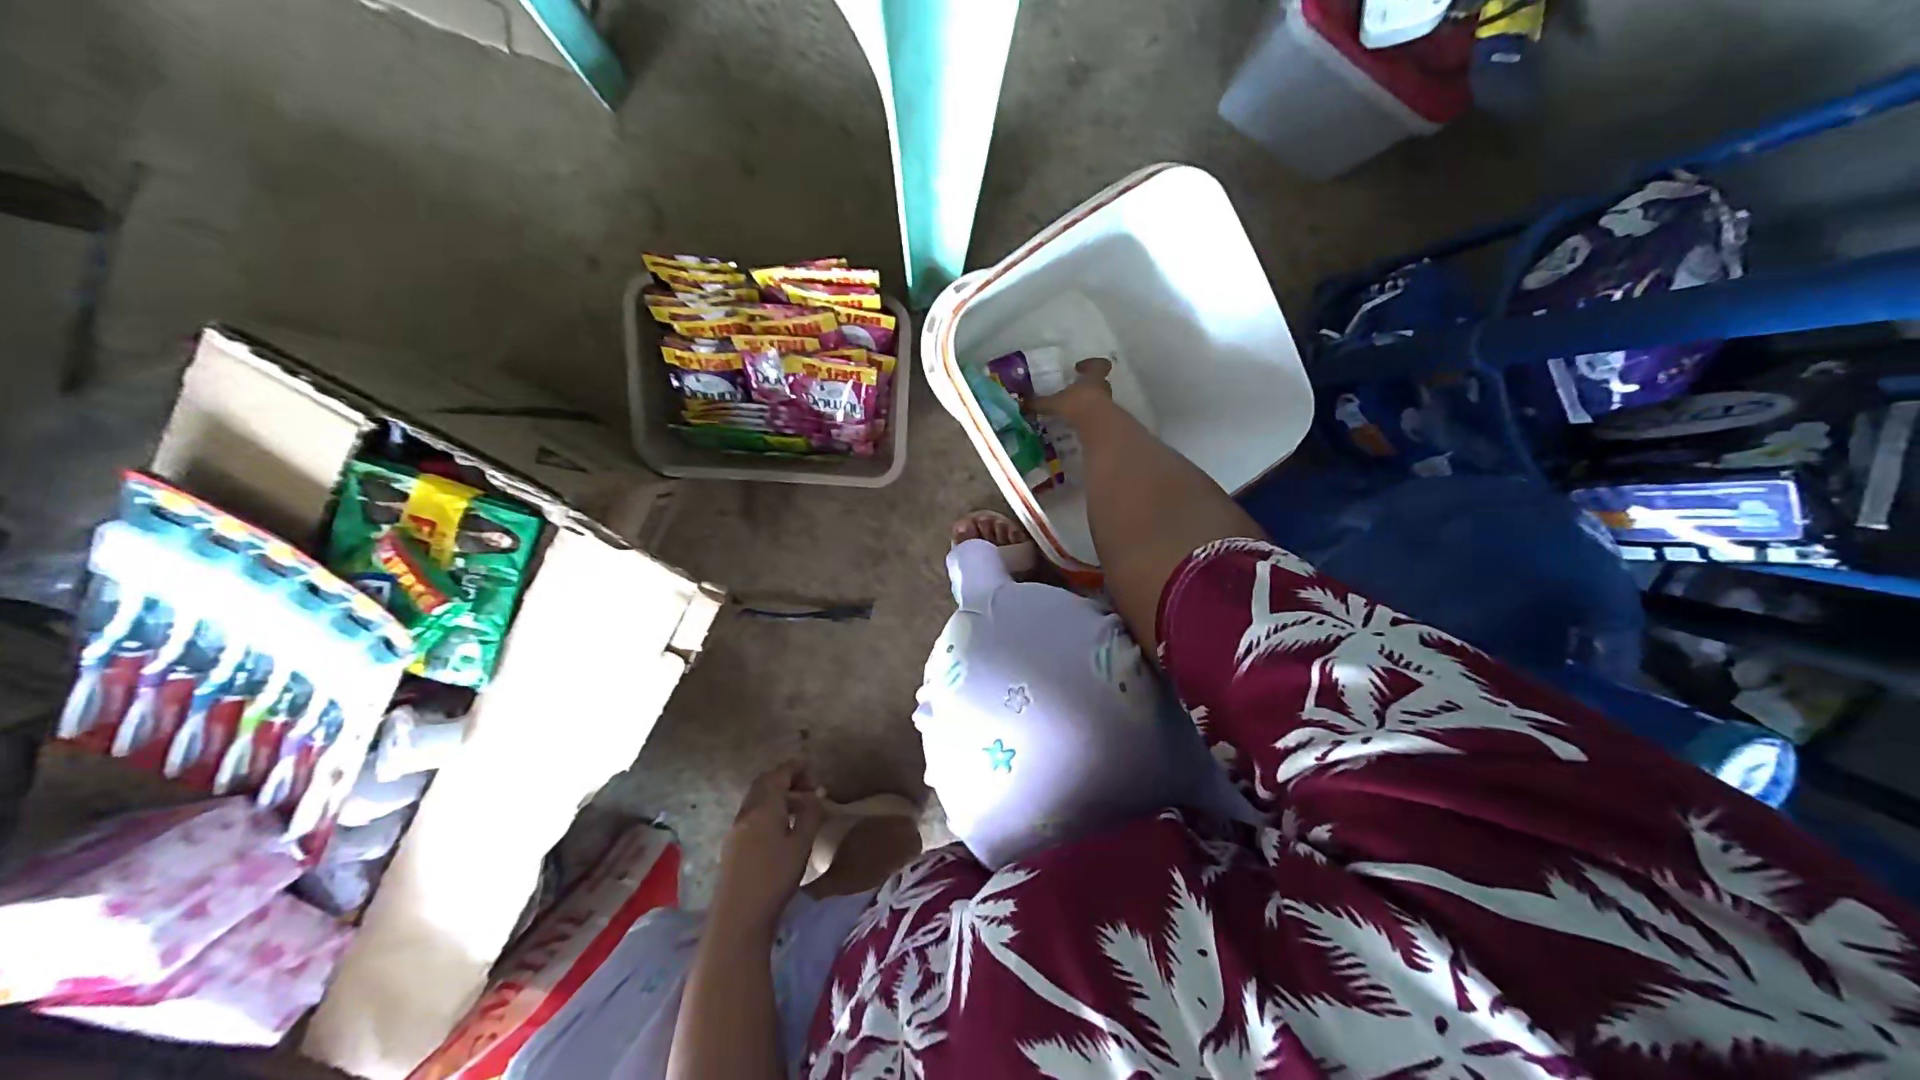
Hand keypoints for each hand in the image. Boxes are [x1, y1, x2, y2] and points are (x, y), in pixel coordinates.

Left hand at [711, 760, 824, 935]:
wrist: (738, 916)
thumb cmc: (775, 877)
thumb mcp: (802, 844)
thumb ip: (810, 815)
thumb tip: (813, 797)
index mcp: (764, 806)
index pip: (779, 774)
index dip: (796, 768)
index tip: (813, 770)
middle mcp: (747, 811)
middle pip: (765, 783)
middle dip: (786, 779)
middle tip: (808, 788)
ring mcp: (736, 828)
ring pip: (757, 799)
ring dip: (777, 795)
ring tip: (799, 808)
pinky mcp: (732, 844)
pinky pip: (752, 814)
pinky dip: (769, 809)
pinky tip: (781, 827)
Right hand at [1036, 357, 1114, 425]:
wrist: (1097, 425)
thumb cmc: (1076, 405)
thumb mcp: (1054, 403)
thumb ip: (1041, 403)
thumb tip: (1024, 404)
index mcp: (1092, 378)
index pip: (1098, 365)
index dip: (1090, 364)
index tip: (1079, 368)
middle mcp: (1103, 389)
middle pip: (1101, 383)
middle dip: (1090, 387)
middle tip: (1076, 393)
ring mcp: (1108, 405)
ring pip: (1101, 401)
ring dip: (1091, 404)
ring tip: (1076, 412)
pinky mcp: (1108, 421)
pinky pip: (1099, 417)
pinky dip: (1090, 420)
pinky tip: (1079, 426)